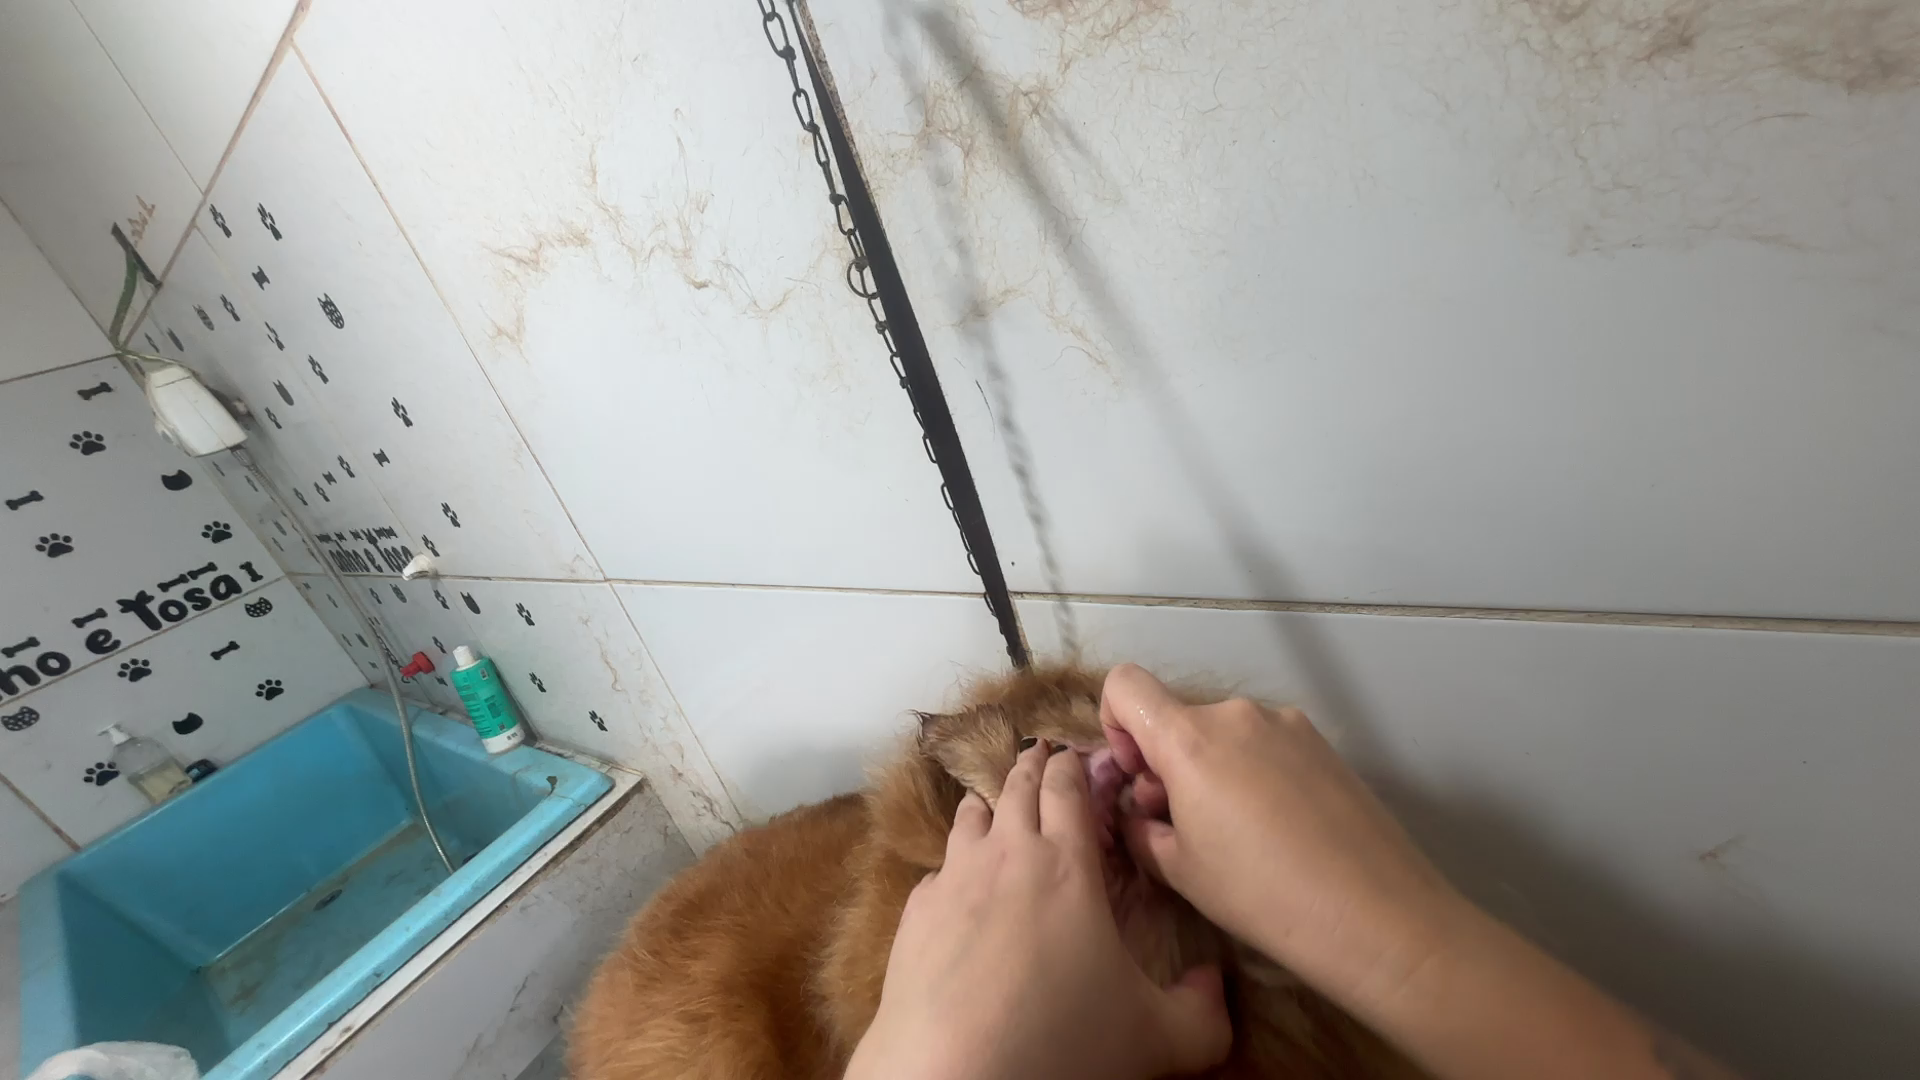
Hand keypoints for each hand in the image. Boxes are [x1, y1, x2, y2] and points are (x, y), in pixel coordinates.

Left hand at [844, 738, 1230, 1079]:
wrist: (954, 1078)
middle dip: (1032, 765)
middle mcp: (1007, 853)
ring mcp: (955, 877)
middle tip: (1040, 755)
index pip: (1067, 785)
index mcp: (1066, 863)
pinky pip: (939, 869)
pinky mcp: (917, 910)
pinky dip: (954, 865)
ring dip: (989, 803)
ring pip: (971, 815)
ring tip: (997, 804)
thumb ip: (1201, 1009)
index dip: (1072, 763)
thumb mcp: (1156, 1036)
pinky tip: (959, 885)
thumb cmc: (1063, 1042)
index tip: (1077, 755)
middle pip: (1017, 785)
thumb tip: (1216, 983)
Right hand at [1100, 664, 1459, 1011]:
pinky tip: (1281, 825)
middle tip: (1188, 823)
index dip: (1115, 721)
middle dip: (1167, 761)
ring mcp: (1284, 722)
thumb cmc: (1265, 898)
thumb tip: (1144, 809)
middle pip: (1176, 717)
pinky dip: (1252, 770)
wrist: (1383, 922)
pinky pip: (1262, 742)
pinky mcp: (1320, 741)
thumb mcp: (1179, 871)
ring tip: (1242, 831)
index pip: (1125, 683)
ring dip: (1211, 767)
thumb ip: (1141, 826)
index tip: (1139, 773)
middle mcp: (1234, 714)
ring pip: (1220, 732)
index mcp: (1189, 738)